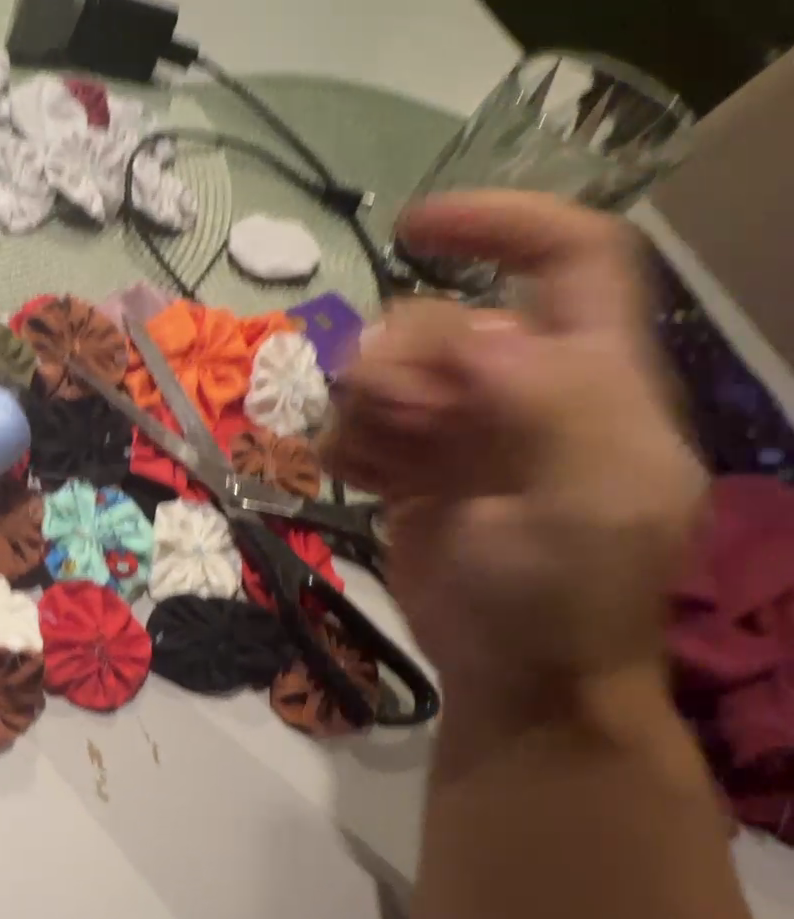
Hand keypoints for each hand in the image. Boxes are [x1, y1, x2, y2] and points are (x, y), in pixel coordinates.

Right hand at [321, 192, 705, 707]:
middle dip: (400, 356)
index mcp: (591, 379)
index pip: (569, 258)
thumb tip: (473, 335)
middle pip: (442, 322)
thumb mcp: (584, 504)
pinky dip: (344, 445)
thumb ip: (546, 407)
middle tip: (386, 410)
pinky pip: (357, 426)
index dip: (499, 223)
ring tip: (373, 460)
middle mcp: (524, 390)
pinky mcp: (413, 470)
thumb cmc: (562, 598)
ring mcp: (463, 431)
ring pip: (388, 372)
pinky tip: (356, 480)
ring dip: (364, 406)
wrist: (517, 677)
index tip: (408, 227)